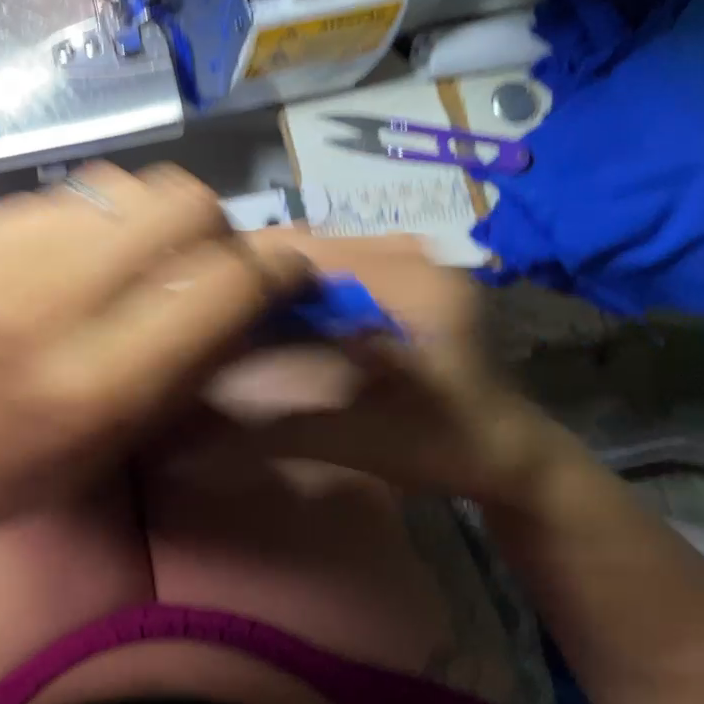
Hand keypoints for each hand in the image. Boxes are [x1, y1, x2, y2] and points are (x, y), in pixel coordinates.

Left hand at [0, 164, 312, 539]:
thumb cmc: (33, 467)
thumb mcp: (131, 432)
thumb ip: (203, 351)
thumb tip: (264, 277)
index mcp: (97, 381)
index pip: (219, 283)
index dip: (270, 267)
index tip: (278, 269)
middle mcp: (42, 308)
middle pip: (172, 204)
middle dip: (207, 223)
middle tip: (200, 252)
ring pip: (114, 188)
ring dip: (138, 220)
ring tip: (124, 259)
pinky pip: (51, 201)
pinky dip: (78, 225)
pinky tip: (64, 262)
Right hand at [210, 232, 584, 510]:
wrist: (514, 459)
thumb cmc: (442, 448)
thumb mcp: (355, 439)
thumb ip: (275, 426)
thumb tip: (195, 423)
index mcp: (410, 279)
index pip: (302, 249)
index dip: (240, 271)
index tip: (190, 301)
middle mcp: (413, 253)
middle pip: (304, 244)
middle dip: (250, 274)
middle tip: (203, 311)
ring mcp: (414, 260)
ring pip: (315, 252)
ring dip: (270, 279)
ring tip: (228, 313)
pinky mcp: (409, 276)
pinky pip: (335, 266)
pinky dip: (297, 286)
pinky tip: (274, 317)